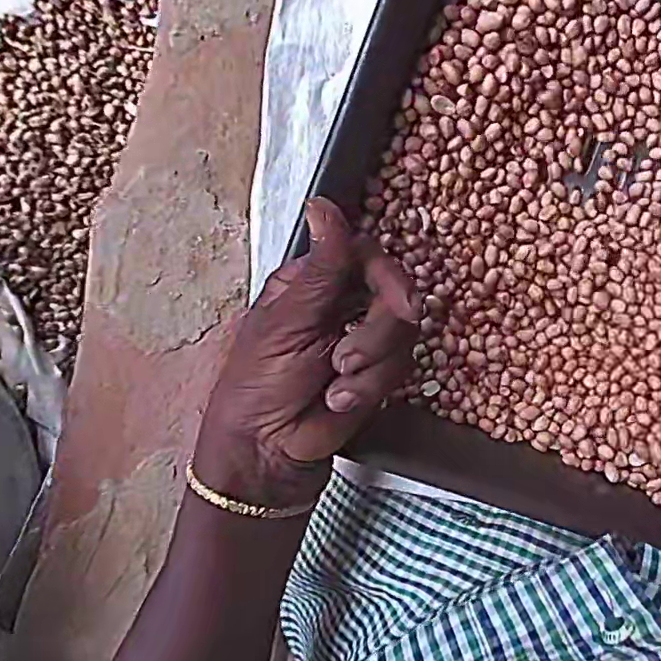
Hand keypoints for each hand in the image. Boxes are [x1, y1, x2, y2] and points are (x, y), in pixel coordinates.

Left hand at [195, 198, 419, 506]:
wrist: (266, 454)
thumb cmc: (257, 385)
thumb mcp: (287, 323)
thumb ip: (320, 268)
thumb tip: (323, 206)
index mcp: (313, 283)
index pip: (367, 257)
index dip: (387, 277)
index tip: (398, 303)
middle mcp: (343, 304)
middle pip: (394, 293)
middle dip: (378, 332)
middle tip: (348, 359)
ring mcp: (363, 338)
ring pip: (403, 333)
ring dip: (370, 366)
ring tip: (334, 387)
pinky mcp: (377, 372)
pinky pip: (400, 367)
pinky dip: (370, 388)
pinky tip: (339, 401)